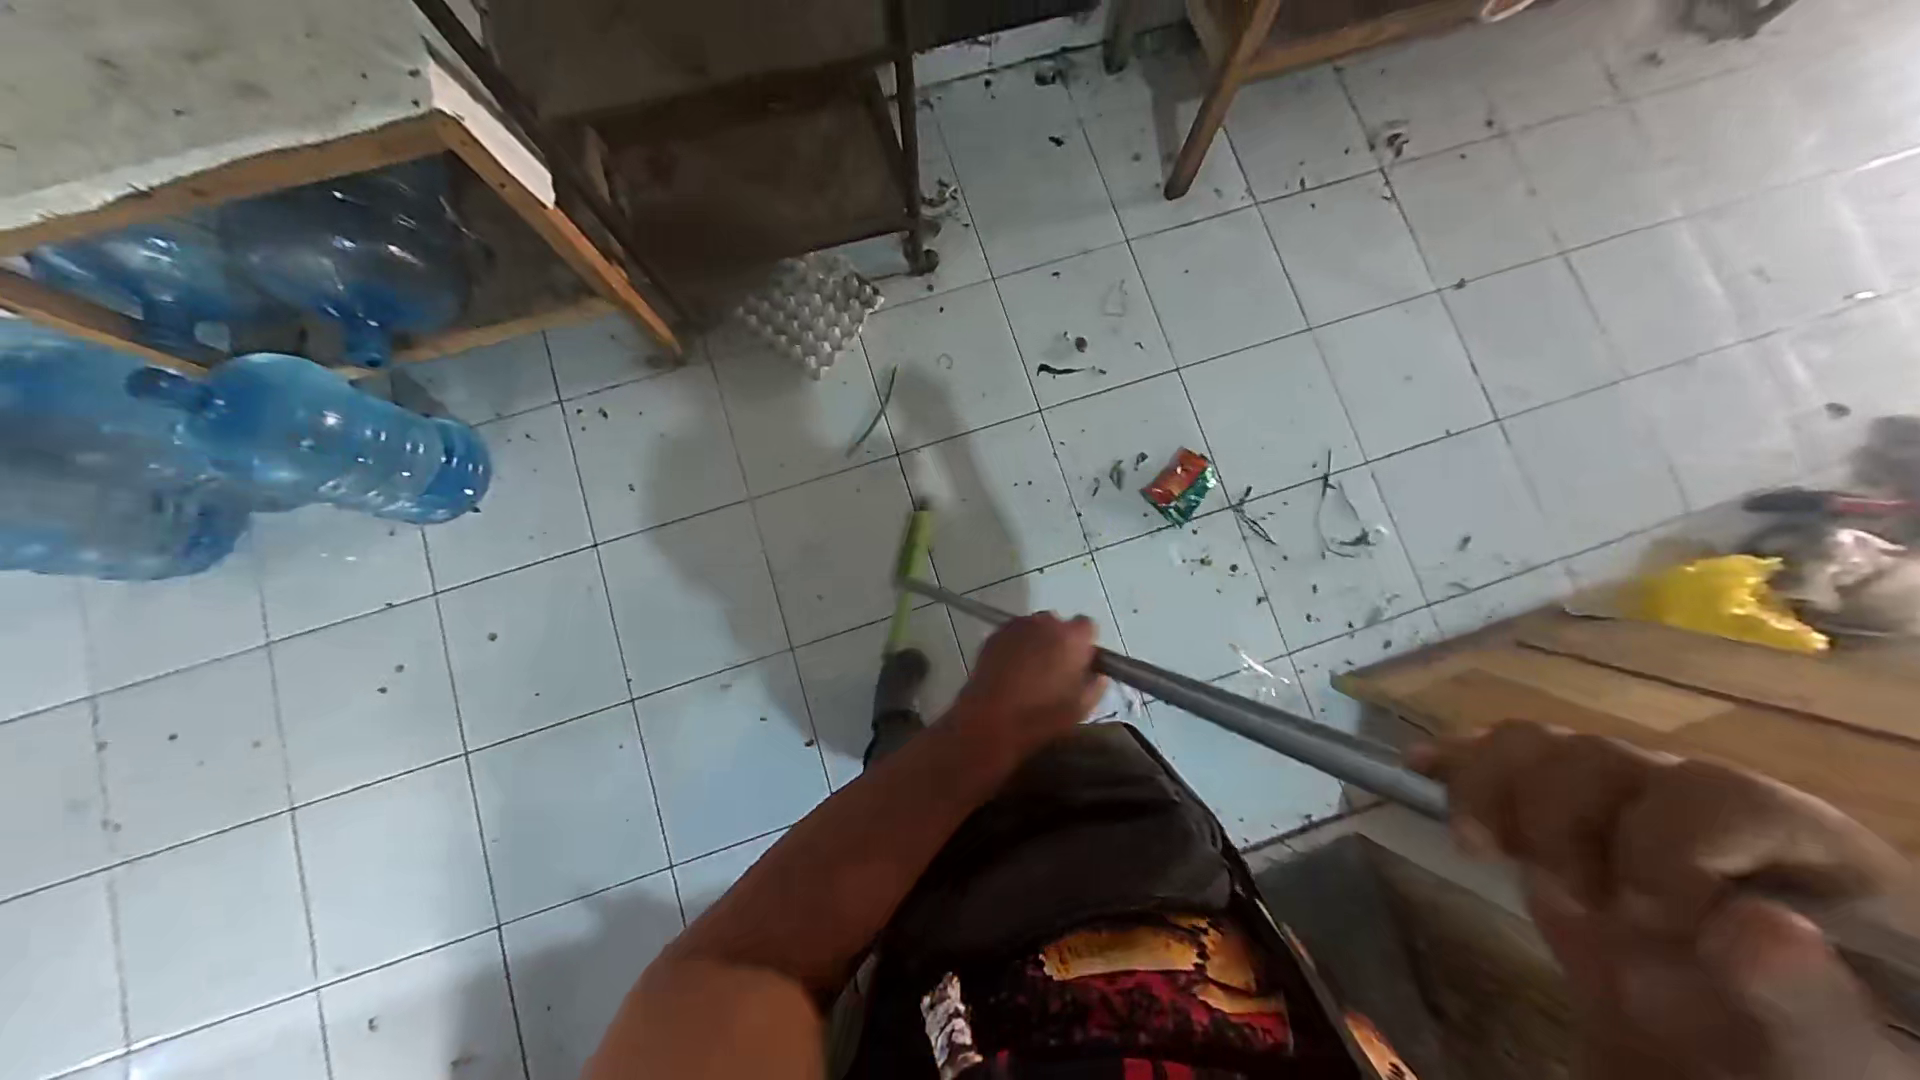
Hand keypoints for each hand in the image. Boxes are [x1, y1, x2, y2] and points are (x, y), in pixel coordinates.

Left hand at [950, 613, 1106, 760]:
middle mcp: (1045, 623)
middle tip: (1054, 669)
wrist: (990, 720)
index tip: (1080, 662)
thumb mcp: (1081, 707)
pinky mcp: (994, 634)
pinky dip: (1015, 645)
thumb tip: (1097, 674)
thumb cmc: (1041, 716)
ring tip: (1028, 671)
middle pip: (1059, 624)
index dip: (1084, 644)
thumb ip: (1096, 684)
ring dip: (1036, 641)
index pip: (1087, 626)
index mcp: (1072, 638)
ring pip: (1034, 627)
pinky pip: (1012, 634)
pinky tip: (1010, 669)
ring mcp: (1016, 625)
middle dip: (1059, 641)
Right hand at [1408, 722, 1916, 1079]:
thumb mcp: (1828, 1063)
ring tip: (1482, 849)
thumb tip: (1762, 928)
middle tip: (1567, 902)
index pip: (1725, 798)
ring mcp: (1614, 805)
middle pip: (1601, 760)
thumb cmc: (1779, 1065)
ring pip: (1535, 748)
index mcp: (1800, 849)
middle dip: (1558, 823)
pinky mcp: (1550, 817)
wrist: (1705, 1062)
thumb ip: (1812, 1007)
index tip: (1644, 923)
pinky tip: (1422, 770)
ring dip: (1490, 791)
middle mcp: (1698, 802)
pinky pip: (1494, 761)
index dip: (1668, 846)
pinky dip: (1455, 763)